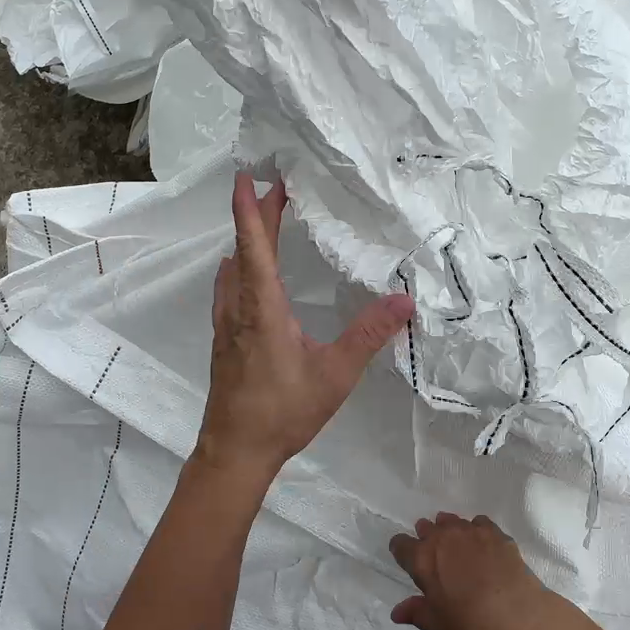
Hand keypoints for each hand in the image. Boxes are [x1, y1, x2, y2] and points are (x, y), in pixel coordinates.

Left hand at [196, 172, 414, 479]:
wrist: (234, 452)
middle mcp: (239, 308)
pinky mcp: (224, 341)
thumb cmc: (282, 411)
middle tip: (275, 186)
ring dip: (247, 241)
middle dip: (258, 216)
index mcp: (262, 308)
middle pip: (245, 251)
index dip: (250, 210)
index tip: (246, 177)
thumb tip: (405, 299)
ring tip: (264, 222)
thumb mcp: (335, 374)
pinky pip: (229, 290)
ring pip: (233, 270)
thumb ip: (369, 334)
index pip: (255, 247)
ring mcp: (226, 325)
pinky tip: (243, 273)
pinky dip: (240, 267)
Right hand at [388, 513, 563, 629]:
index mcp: (423, 559)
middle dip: (426, 538)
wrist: (521, 619)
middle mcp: (443, 538)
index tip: (407, 562)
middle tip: (435, 560)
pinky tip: (483, 549)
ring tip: (457, 549)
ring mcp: (471, 531)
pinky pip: (478, 523)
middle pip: (426, 527)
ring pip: (451, 521)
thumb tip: (397, 611)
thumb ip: (417, 614)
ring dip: (449, 531)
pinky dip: (476, 532)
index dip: (401, 552)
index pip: (400, 544)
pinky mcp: (496, 533)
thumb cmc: (473, 628)